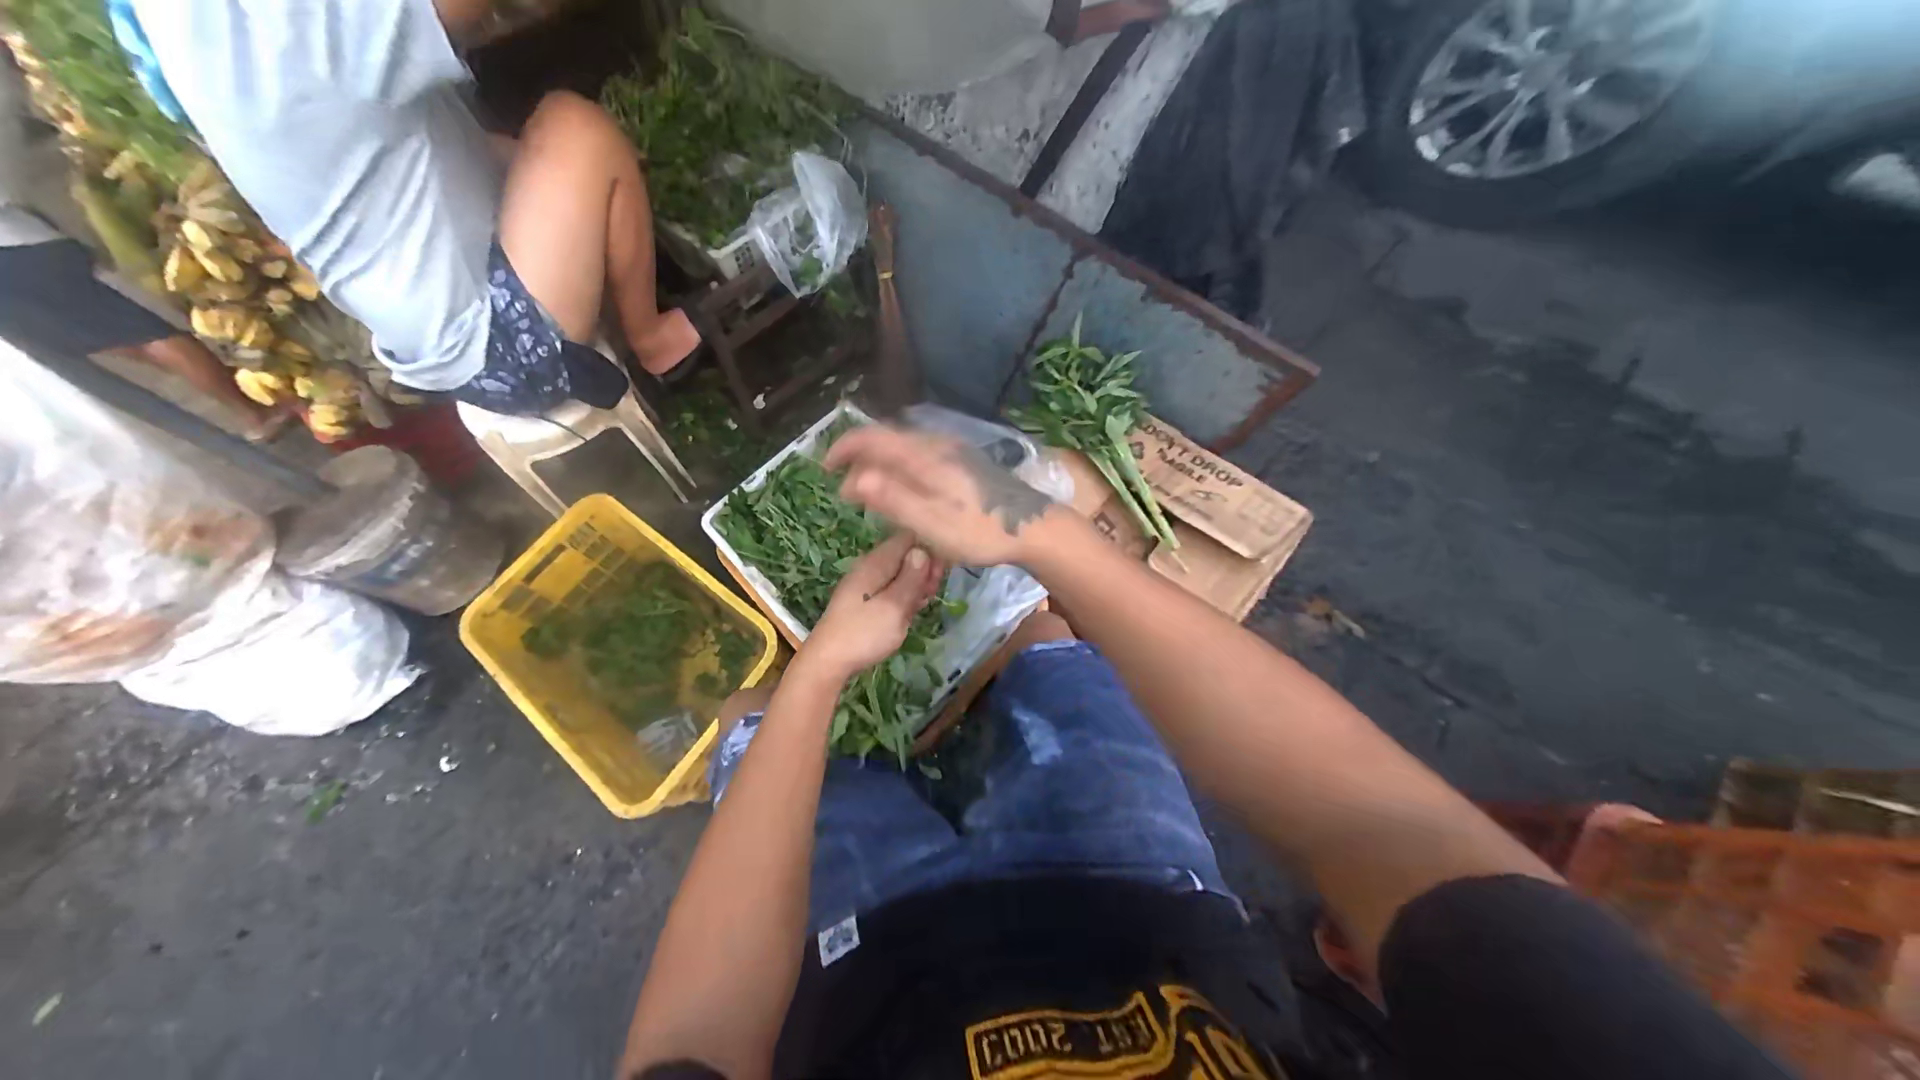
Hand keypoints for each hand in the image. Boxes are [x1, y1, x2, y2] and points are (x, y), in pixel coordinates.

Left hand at [798, 533, 946, 680]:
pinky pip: (893, 589)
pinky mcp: (867, 600)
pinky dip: (905, 597)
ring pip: (901, 574)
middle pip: (906, 555)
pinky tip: (911, 611)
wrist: (829, 662)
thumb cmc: (864, 633)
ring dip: (916, 586)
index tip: (939, 573)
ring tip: (922, 604)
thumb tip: (922, 550)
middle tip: (930, 594)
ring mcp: (868, 584)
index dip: (929, 549)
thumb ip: (911, 578)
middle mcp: (871, 567)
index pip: (908, 538)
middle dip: (924, 570)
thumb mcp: (894, 606)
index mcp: (876, 562)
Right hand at [824, 425, 1056, 566]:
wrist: (1036, 527)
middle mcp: (938, 445)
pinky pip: (922, 455)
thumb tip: (853, 477)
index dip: (844, 448)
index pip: (873, 438)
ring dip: (882, 463)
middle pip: (888, 439)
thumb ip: (892, 498)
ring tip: (872, 491)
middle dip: (861, 458)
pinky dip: (903, 467)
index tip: (825, 468)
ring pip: (906, 447)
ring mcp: (955, 451)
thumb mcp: (931, 523)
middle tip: (846, 487)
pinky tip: (908, 490)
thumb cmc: (981, 530)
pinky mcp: (966, 462)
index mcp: (925, 457)